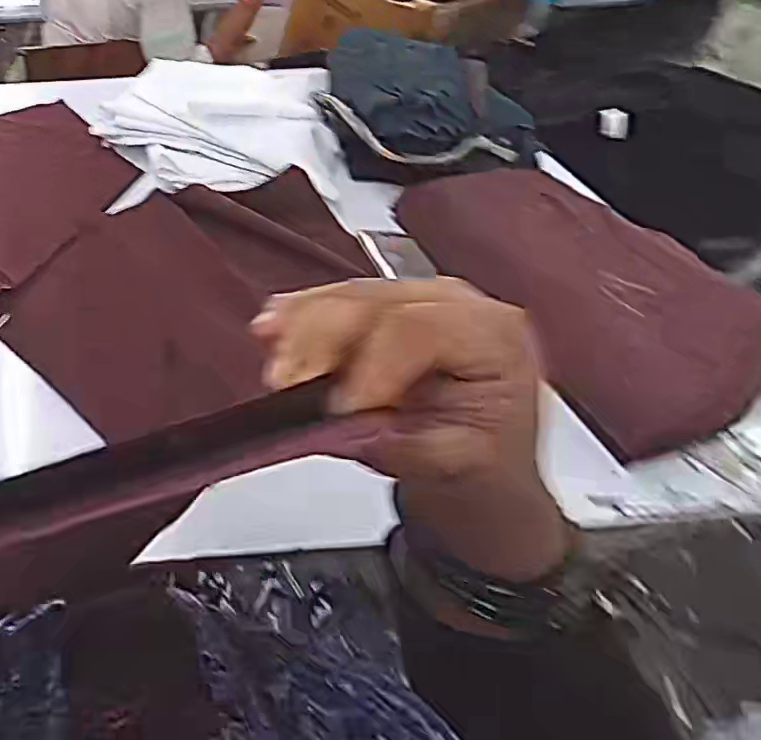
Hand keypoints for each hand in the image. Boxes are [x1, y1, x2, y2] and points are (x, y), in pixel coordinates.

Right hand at [250, 278, 541, 483]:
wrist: (476, 462)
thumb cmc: (478, 461)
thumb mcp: (453, 464)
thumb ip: (404, 442)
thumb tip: (347, 422)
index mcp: (491, 334)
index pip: (420, 328)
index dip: (372, 363)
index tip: (340, 406)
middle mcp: (454, 301)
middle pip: (375, 301)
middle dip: (322, 336)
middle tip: (287, 379)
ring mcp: (414, 294)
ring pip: (345, 296)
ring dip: (301, 323)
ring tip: (269, 346)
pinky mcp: (380, 301)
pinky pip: (332, 299)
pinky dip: (298, 314)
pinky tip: (271, 325)